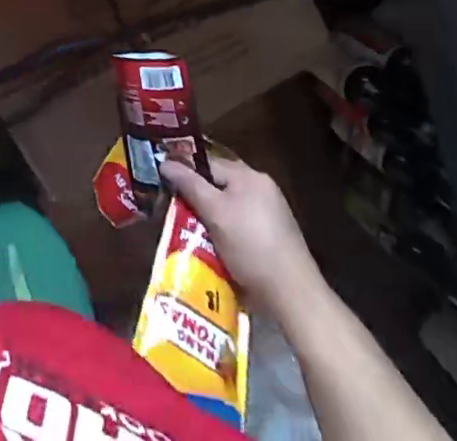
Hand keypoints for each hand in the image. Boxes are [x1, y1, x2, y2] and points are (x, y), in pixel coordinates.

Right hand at [160, 155, 321, 311]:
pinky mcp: (272, 234)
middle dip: (197, 196)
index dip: (184, 172)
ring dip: (209, 215)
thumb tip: (165, 162)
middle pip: (218, 184)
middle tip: (174, 210)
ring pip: (228, 205)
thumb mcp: (214, 212)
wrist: (292, 293)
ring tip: (189, 229)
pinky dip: (224, 229)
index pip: (207, 163)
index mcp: (249, 176)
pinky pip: (239, 222)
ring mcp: (270, 212)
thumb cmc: (249, 246)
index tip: (164, 186)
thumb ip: (189, 184)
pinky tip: (213, 244)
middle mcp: (261, 188)